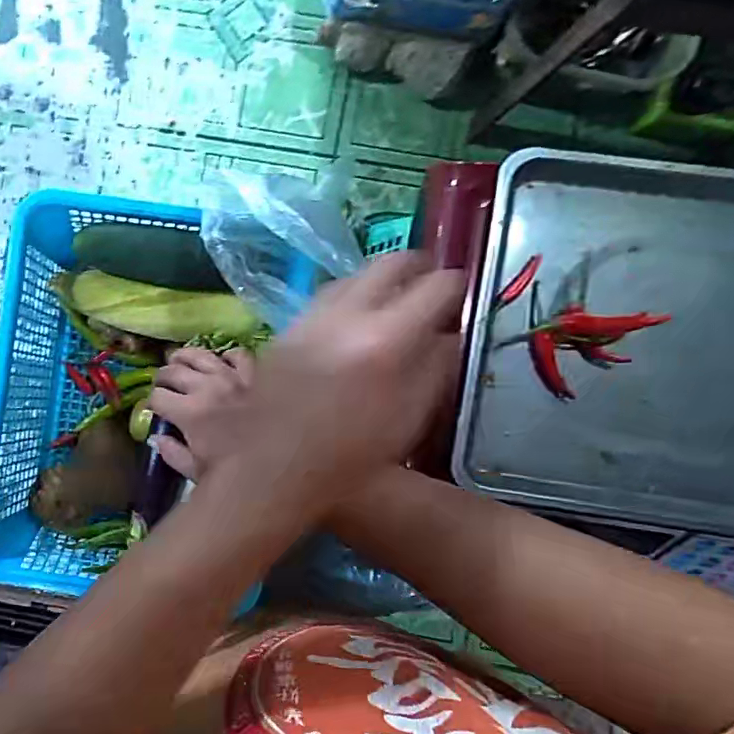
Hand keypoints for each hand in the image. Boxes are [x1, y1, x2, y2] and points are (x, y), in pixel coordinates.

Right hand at [145, 347, 254, 479]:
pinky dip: (226, 356)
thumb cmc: (237, 473)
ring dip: (184, 356)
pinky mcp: (255, 373)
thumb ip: (173, 454)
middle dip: (161, 378)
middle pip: (172, 371)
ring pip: (199, 354)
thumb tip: (157, 439)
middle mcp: (207, 388)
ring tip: (178, 360)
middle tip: (161, 384)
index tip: (153, 409)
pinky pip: (236, 354)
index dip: (150, 403)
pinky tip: (222, 362)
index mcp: (189, 413)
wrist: (283, 462)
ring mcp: (232, 376)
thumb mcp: (197, 471)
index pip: (157, 398)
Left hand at [193, 248, 463, 514]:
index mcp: (387, 340)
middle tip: (433, 288)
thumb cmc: (345, 462)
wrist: (269, 470)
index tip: (464, 299)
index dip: (460, 288)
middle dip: (421, 268)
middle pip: (393, 263)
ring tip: (395, 302)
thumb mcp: (407, 422)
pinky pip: (325, 297)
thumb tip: (451, 337)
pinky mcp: (287, 329)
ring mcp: (312, 318)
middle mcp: (348, 315)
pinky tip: (353, 320)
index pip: (438, 287)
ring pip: (355, 275)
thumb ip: (436, 371)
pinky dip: (348, 297)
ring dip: (381, 280)